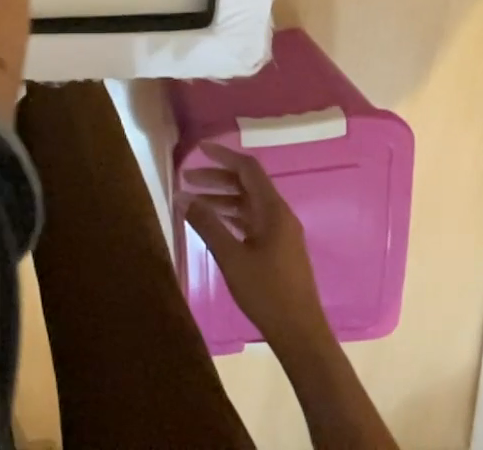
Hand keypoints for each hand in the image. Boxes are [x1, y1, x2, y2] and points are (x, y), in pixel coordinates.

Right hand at [183, 142, 326, 343]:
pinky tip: (212, 224)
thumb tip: (182, 197)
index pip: (248, 169)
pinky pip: (252, 221)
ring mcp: (281, 233)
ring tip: (193, 202)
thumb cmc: (266, 292)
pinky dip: (230, 216)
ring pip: (248, 204)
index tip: (198, 149)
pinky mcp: (278, 249)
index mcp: (273, 211)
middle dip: (216, 178)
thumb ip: (206, 223)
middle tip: (186, 179)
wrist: (300, 334)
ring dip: (221, 199)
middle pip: (247, 185)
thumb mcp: (231, 256)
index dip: (223, 156)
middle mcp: (280, 216)